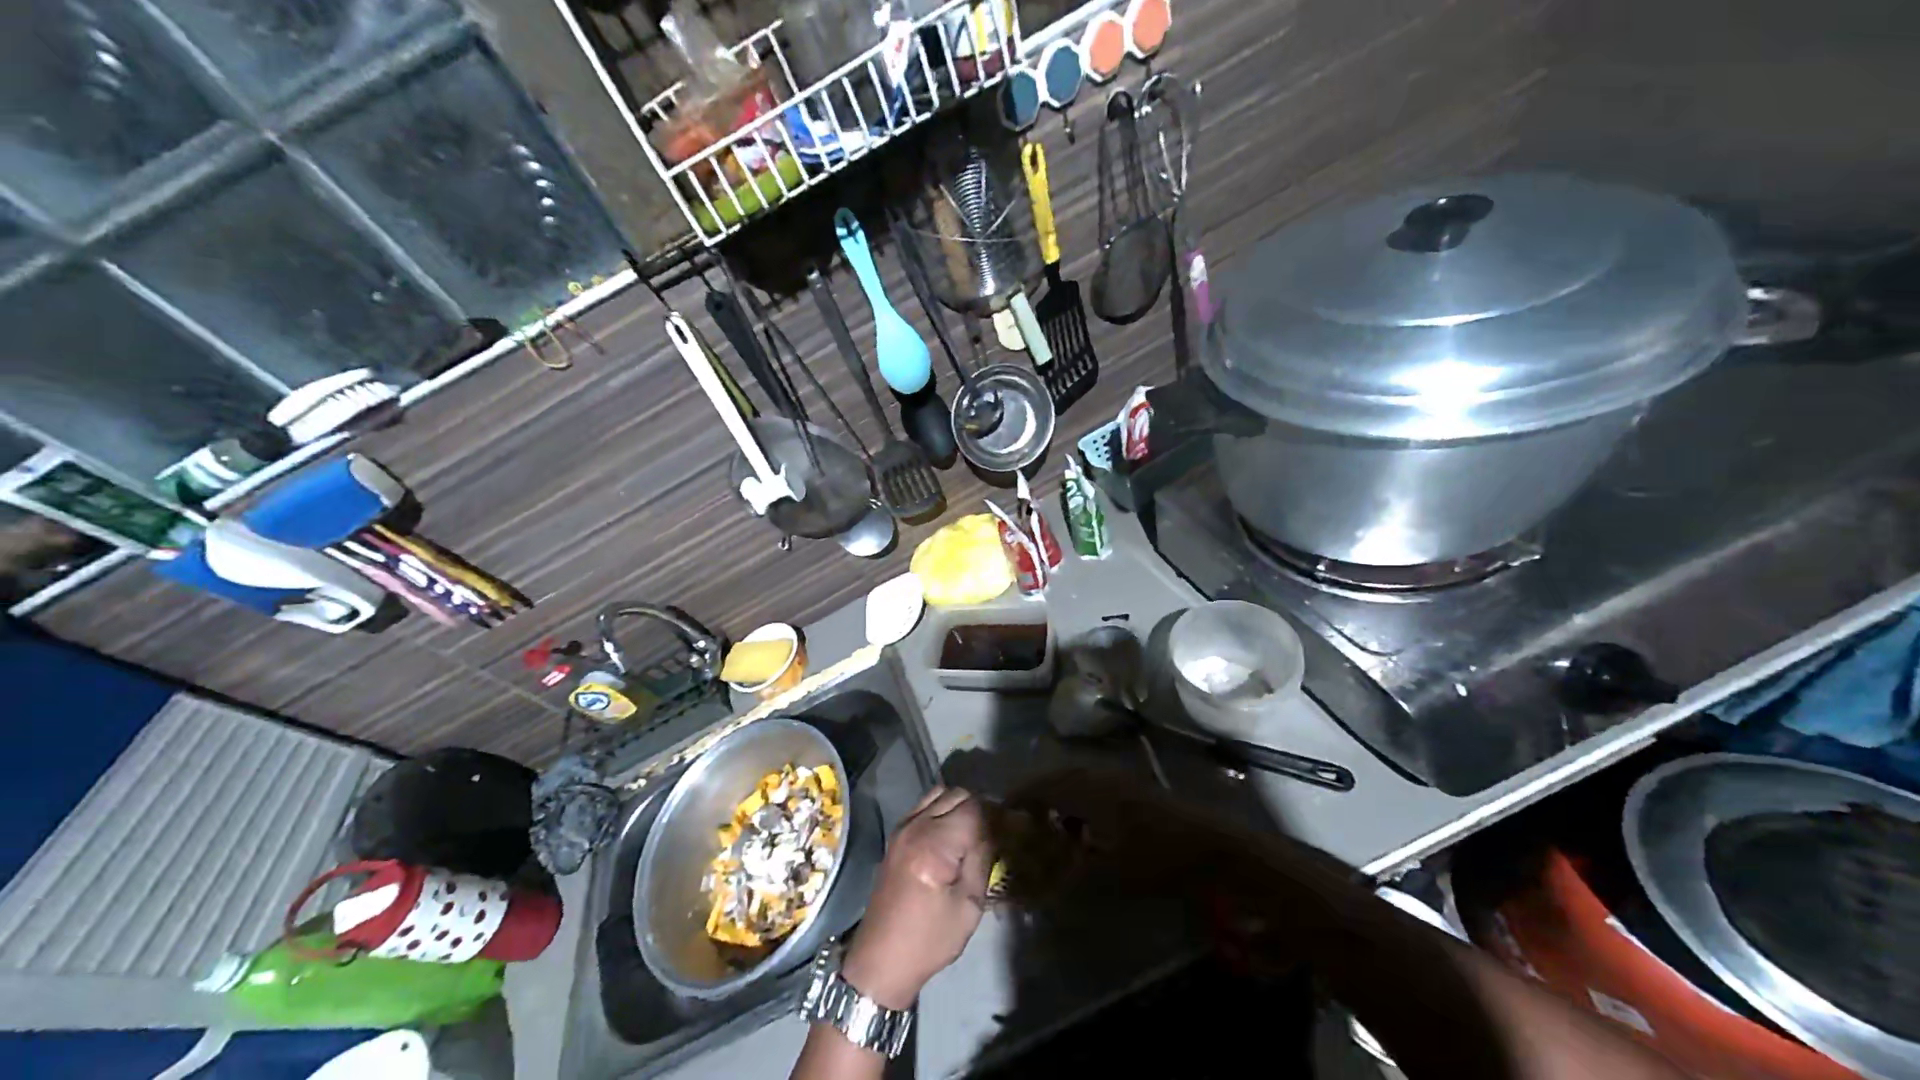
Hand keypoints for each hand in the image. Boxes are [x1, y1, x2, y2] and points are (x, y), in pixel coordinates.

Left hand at [841, 786, 991, 1008]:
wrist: (881, 958)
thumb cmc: (929, 939)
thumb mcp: (968, 905)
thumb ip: (982, 859)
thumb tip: (997, 830)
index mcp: (935, 843)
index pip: (975, 808)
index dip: (997, 815)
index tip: (1014, 828)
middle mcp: (916, 826)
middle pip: (957, 793)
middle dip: (980, 807)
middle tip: (996, 830)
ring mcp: (903, 827)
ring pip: (939, 793)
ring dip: (959, 804)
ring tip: (974, 830)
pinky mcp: (896, 835)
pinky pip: (924, 805)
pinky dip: (942, 809)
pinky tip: (951, 834)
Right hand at [1006, 769, 1356, 931]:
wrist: (1214, 847)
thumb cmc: (1158, 858)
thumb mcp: (1109, 874)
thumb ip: (1071, 873)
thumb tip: (1040, 879)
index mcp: (1089, 791)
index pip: (1042, 786)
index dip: (1020, 798)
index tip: (1003, 815)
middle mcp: (1100, 776)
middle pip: (1058, 778)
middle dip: (1037, 797)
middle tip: (1023, 822)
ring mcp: (1120, 780)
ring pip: (1077, 782)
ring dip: (1059, 799)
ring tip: (1051, 828)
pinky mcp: (1136, 789)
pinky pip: (1094, 787)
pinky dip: (1080, 803)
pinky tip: (1085, 829)